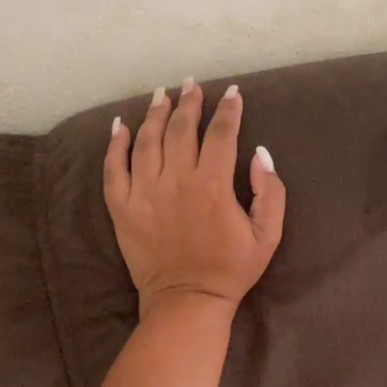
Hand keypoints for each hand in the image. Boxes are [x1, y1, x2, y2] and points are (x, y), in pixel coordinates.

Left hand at [104, 79, 285, 318]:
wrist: (186, 301)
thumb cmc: (232, 269)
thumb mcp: (268, 235)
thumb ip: (271, 192)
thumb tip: (260, 154)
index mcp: (213, 185)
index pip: (222, 134)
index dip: (229, 110)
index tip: (233, 92)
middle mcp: (177, 180)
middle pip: (182, 129)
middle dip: (189, 102)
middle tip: (192, 84)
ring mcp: (145, 192)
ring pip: (148, 141)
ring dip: (156, 114)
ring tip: (161, 95)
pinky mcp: (123, 207)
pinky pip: (114, 168)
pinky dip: (116, 144)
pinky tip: (121, 126)